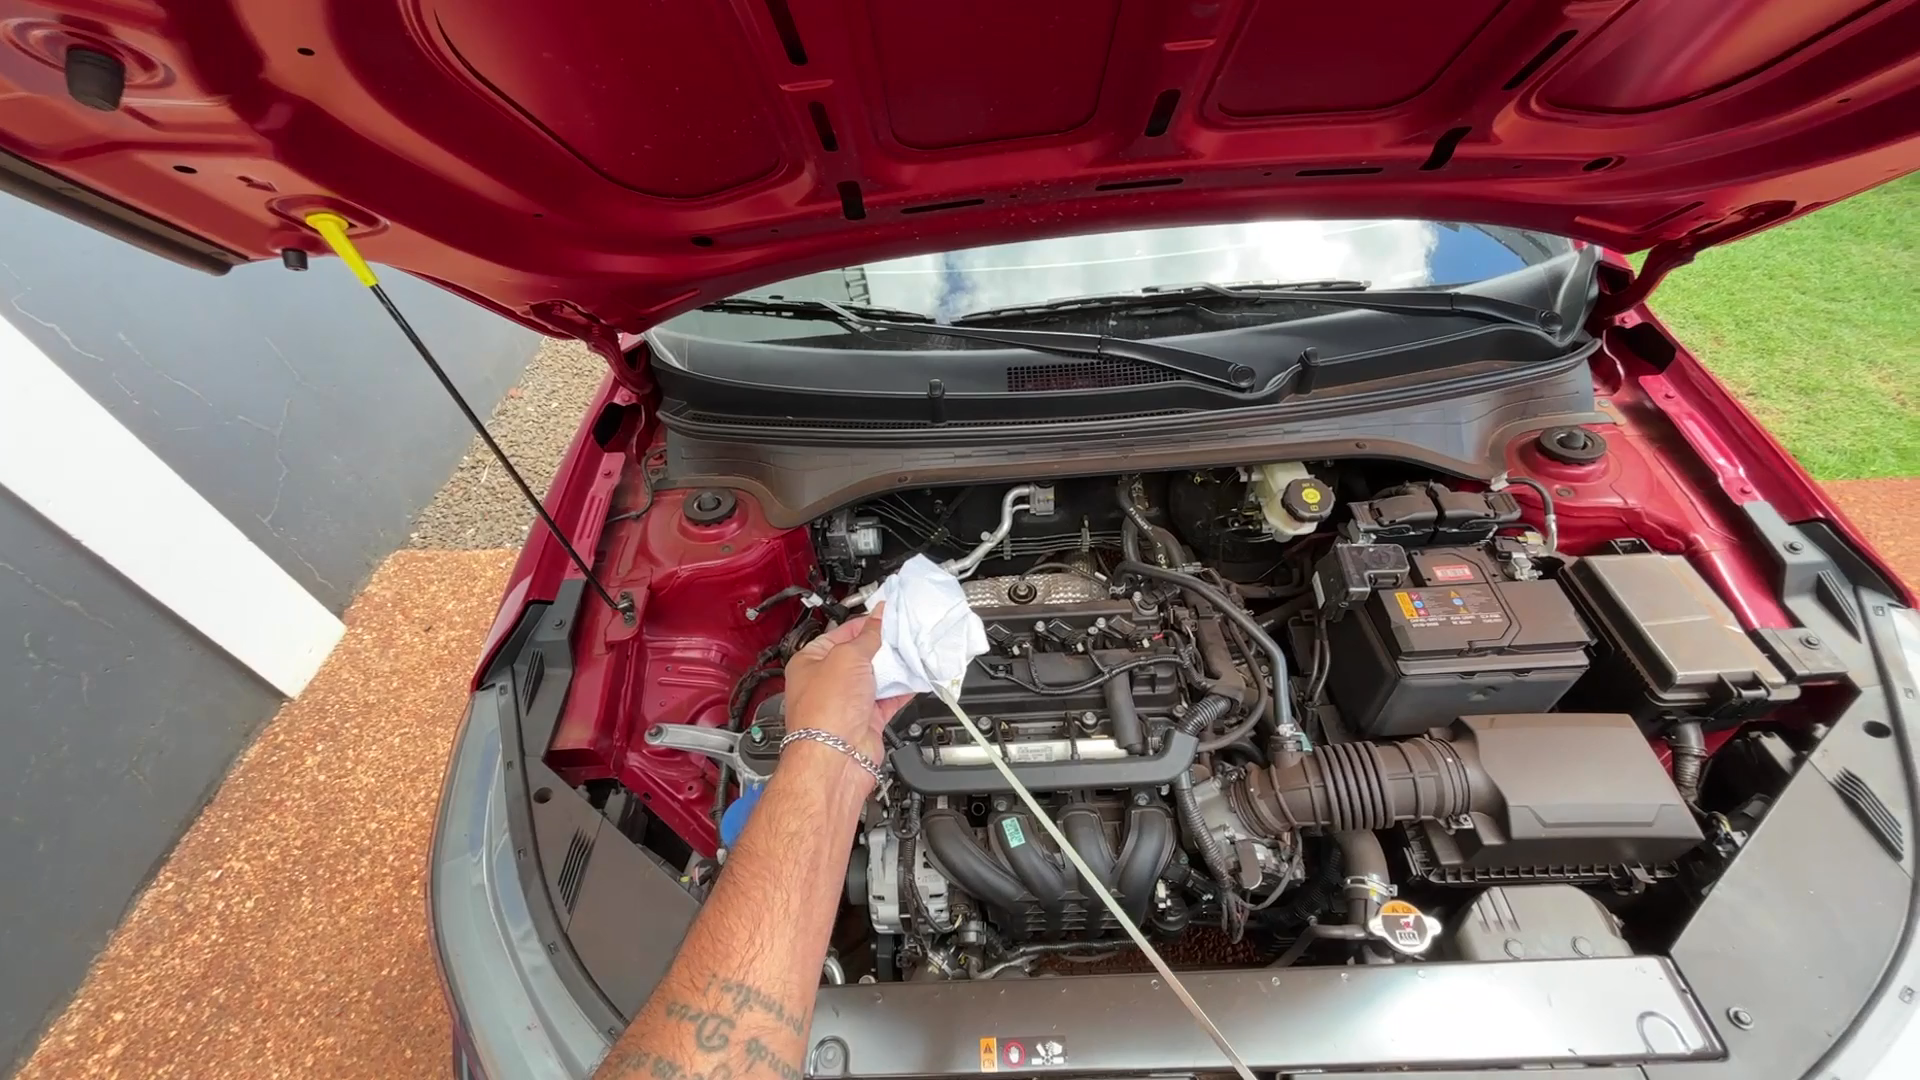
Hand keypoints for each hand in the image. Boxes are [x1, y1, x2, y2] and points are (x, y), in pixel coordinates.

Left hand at [781, 606, 915, 767]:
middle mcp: (827, 682)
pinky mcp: (866, 720)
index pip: (840, 634)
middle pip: (860, 656)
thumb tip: (878, 618)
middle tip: (902, 633)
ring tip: (911, 651)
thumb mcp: (848, 657)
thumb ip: (867, 636)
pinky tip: (915, 677)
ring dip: (894, 667)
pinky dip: (902, 689)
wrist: (836, 756)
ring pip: (876, 677)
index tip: (885, 615)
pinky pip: (888, 699)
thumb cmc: (825, 711)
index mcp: (810, 662)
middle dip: (881, 646)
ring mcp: (847, 702)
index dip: (864, 623)